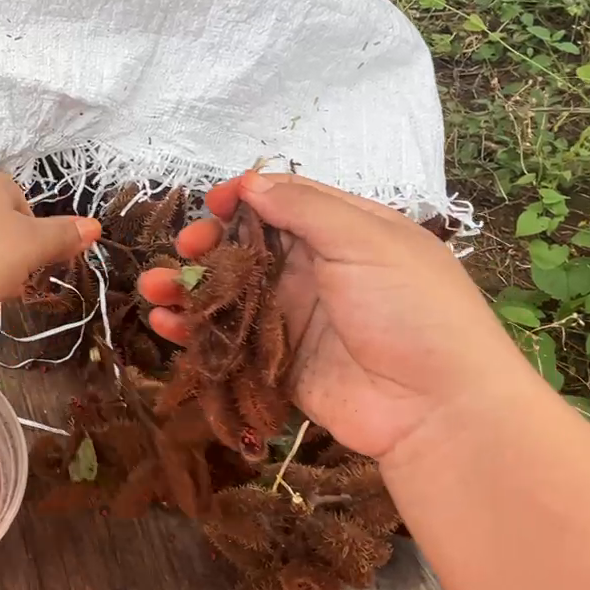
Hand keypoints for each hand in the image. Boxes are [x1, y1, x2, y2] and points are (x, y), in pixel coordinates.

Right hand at [138, 173, 539, 460]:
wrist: (435, 409)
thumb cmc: (410, 310)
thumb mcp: (366, 241)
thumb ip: (304, 208)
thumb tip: (250, 181)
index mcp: (344, 233)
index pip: (284, 202)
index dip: (245, 197)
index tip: (214, 203)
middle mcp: (314, 270)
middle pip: (246, 247)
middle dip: (207, 243)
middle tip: (185, 249)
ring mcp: (291, 317)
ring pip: (228, 293)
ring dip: (188, 287)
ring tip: (154, 288)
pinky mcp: (274, 360)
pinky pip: (226, 339)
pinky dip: (193, 331)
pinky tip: (165, 325)